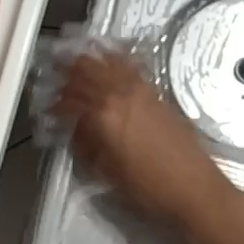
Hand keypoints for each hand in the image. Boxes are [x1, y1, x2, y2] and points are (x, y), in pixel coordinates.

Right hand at [52, 50, 236, 237]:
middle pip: (86, 71)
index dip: (55, 104)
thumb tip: (76, 131)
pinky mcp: (157, 93)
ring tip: (76, 58)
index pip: (70, 101)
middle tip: (54, 72)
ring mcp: (141, 90)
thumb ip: (87, 145)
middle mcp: (120, 95)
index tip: (48, 110)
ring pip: (108, 63)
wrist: (195, 189)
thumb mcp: (107, 172)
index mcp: (103, 115)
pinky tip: (112, 54)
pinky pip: (132, 66)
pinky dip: (117, 57)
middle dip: (67, 72)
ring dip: (90, 60)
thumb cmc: (148, 188)